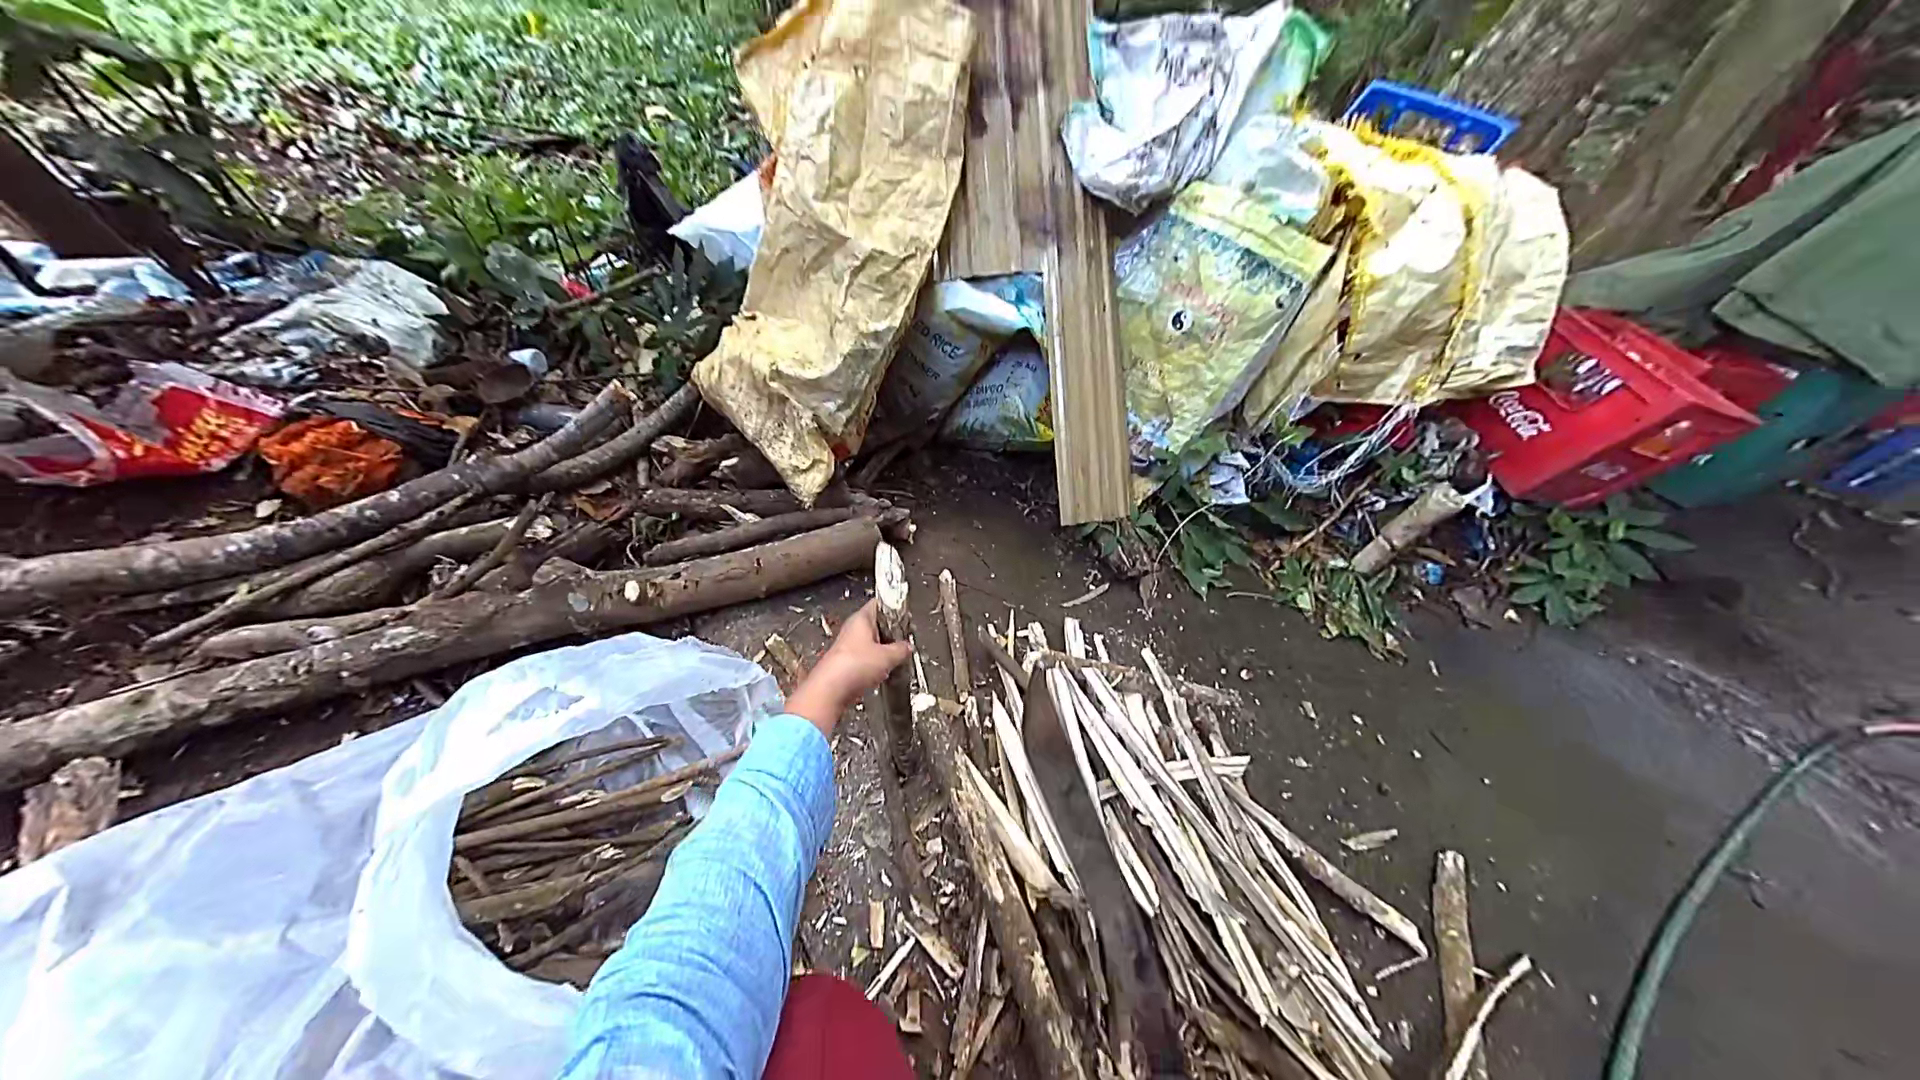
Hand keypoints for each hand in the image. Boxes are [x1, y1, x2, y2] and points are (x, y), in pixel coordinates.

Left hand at [786, 601, 912, 735]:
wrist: (830, 691)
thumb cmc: (855, 666)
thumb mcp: (887, 656)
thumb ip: (901, 649)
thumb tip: (907, 647)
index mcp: (861, 619)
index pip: (879, 604)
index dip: (894, 607)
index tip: (906, 616)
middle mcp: (853, 629)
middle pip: (877, 624)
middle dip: (891, 633)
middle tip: (904, 641)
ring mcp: (848, 646)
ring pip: (872, 643)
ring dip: (884, 651)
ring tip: (895, 659)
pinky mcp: (846, 664)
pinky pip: (866, 659)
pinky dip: (875, 665)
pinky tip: (882, 673)